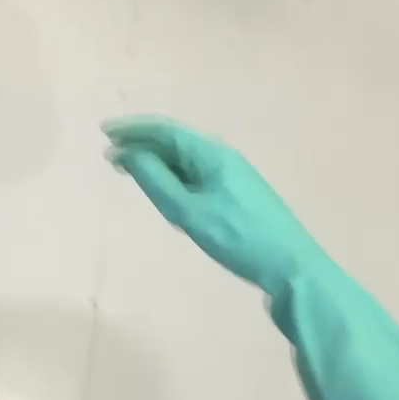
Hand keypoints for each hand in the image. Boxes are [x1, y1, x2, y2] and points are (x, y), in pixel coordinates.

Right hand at [103, 117, 324, 290]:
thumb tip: (128, 153)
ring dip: (154, 160)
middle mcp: (221, 156)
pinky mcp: (236, 194)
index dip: (132, 128)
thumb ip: (155, 180)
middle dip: (140, 143)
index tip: (104, 132)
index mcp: (211, 153)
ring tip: (128, 169)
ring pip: (184, 158)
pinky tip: (163, 188)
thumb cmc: (239, 238)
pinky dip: (171, 175)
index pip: (165, 130)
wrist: (294, 270)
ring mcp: (231, 175)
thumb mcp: (189, 212)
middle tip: (110, 154)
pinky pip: (194, 173)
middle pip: (174, 140)